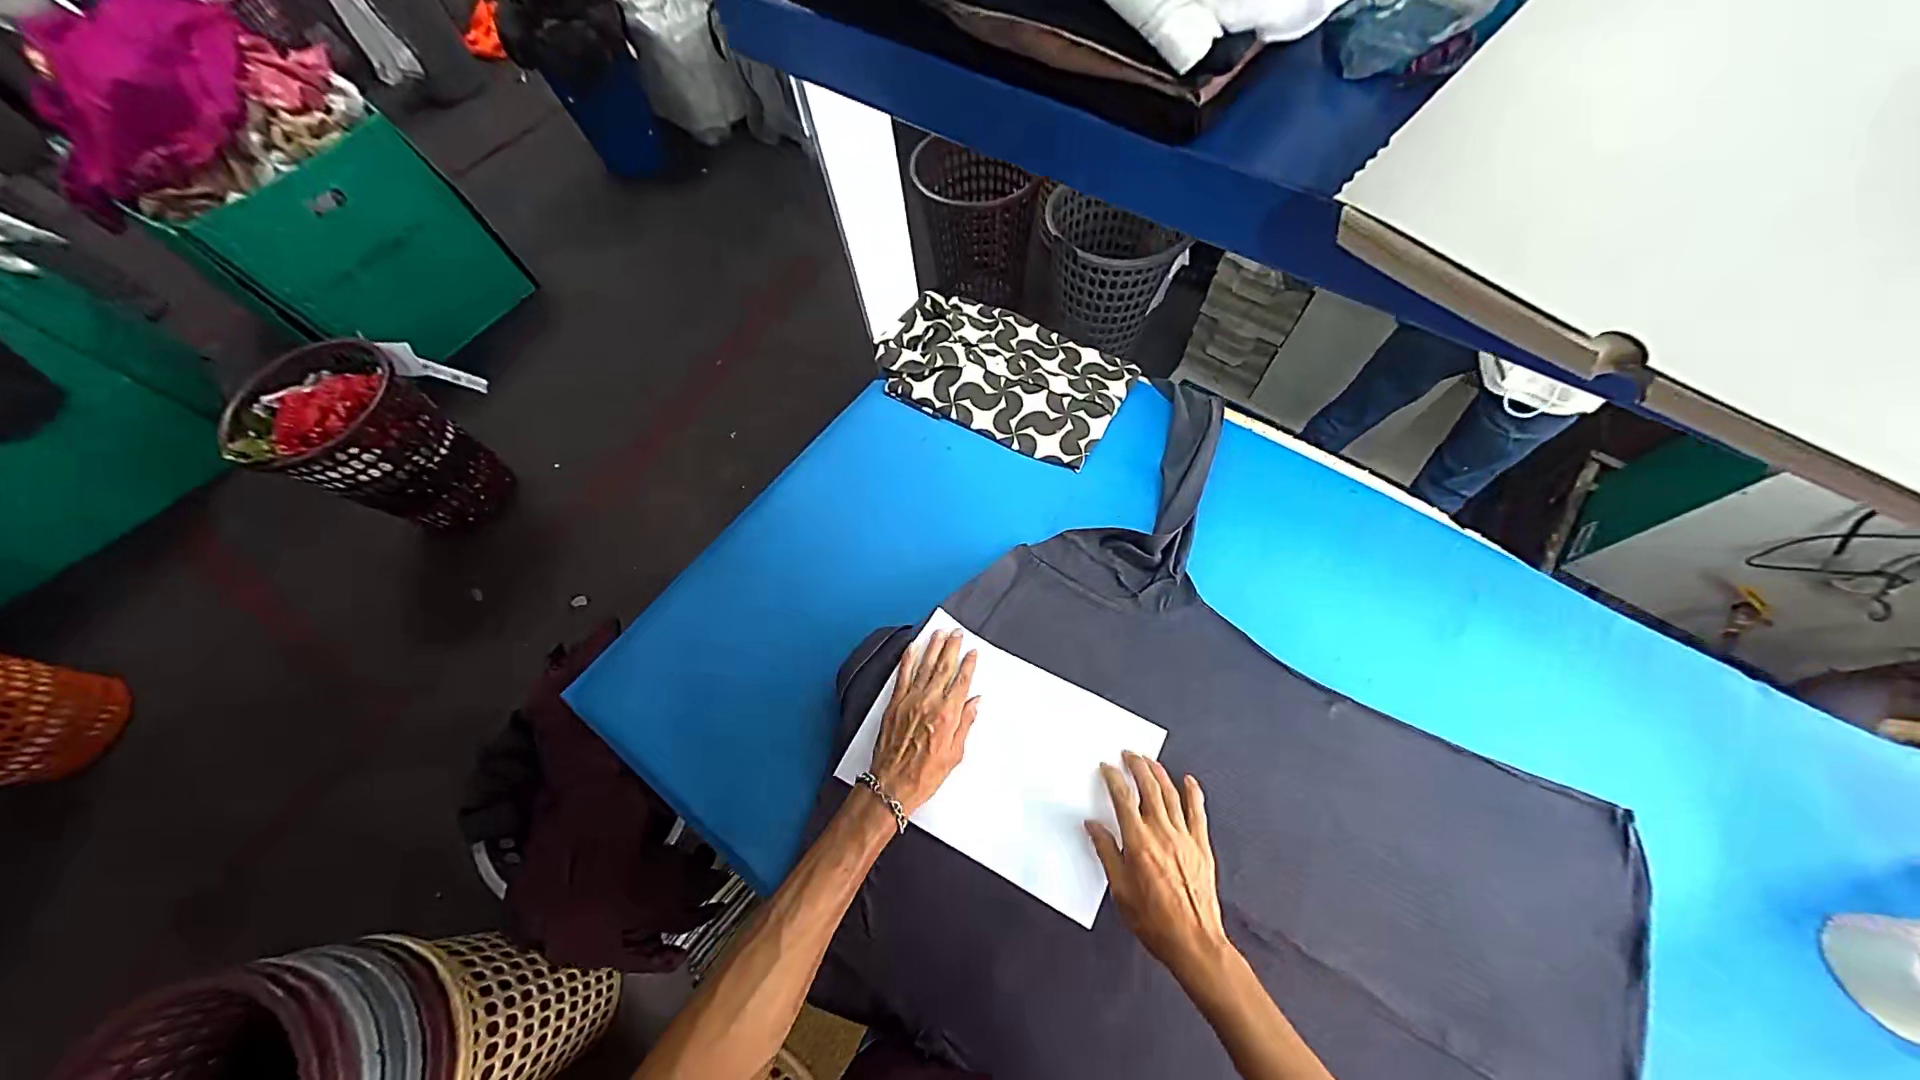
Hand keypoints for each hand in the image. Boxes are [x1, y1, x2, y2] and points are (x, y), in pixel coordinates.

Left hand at [869, 629, 979, 816]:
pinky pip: (902, 675)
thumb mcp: (955, 753)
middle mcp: (929, 703)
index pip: (962, 681)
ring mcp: (910, 701)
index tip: (972, 653)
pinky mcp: (894, 704)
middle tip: (956, 634)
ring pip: (924, 666)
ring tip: (939, 633)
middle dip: (952, 648)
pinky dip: (908, 659)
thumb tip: (973, 704)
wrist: (892, 784)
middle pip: (943, 667)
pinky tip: (912, 648)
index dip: (968, 664)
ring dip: (933, 647)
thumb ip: (965, 723)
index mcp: (947, 715)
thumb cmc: (923, 774)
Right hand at [1088, 751, 1231, 978]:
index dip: (1113, 778)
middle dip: (1137, 766)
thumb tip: (1094, 828)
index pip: (1122, 798)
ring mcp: (1184, 838)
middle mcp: (1161, 834)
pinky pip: (1197, 812)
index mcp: (1138, 843)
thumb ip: (1107, 852)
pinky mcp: (1201, 847)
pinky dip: (1193, 793)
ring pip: (1171, 794)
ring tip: (1150, 761)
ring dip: (1159, 773)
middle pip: (1148, 788)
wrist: (1194, 941)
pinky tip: (1189, 781)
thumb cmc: (1156, 922)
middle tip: (1129, 755)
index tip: (1107, 768)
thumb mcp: (1120, 889)